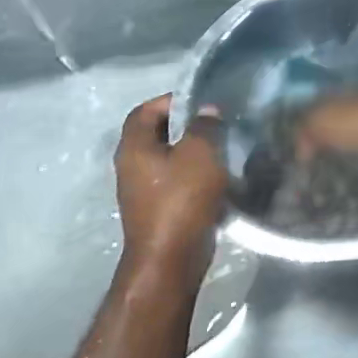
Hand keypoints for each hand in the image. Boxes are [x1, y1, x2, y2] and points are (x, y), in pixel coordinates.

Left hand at [114, 95, 229, 276]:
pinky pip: (177, 180)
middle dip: (187, 125)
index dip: (170, 100)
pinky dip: (197, 173)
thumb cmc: (182, 198)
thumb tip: (206, 111)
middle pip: (157, 133)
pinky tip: (221, 176)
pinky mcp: (159, 208)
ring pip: (170, 157)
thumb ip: (204, 126)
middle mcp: (132, 166)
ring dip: (195, 150)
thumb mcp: (199, 153)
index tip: (201, 100)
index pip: (144, 111)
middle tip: (217, 122)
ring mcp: (144, 189)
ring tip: (224, 147)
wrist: (171, 257)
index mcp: (134, 148)